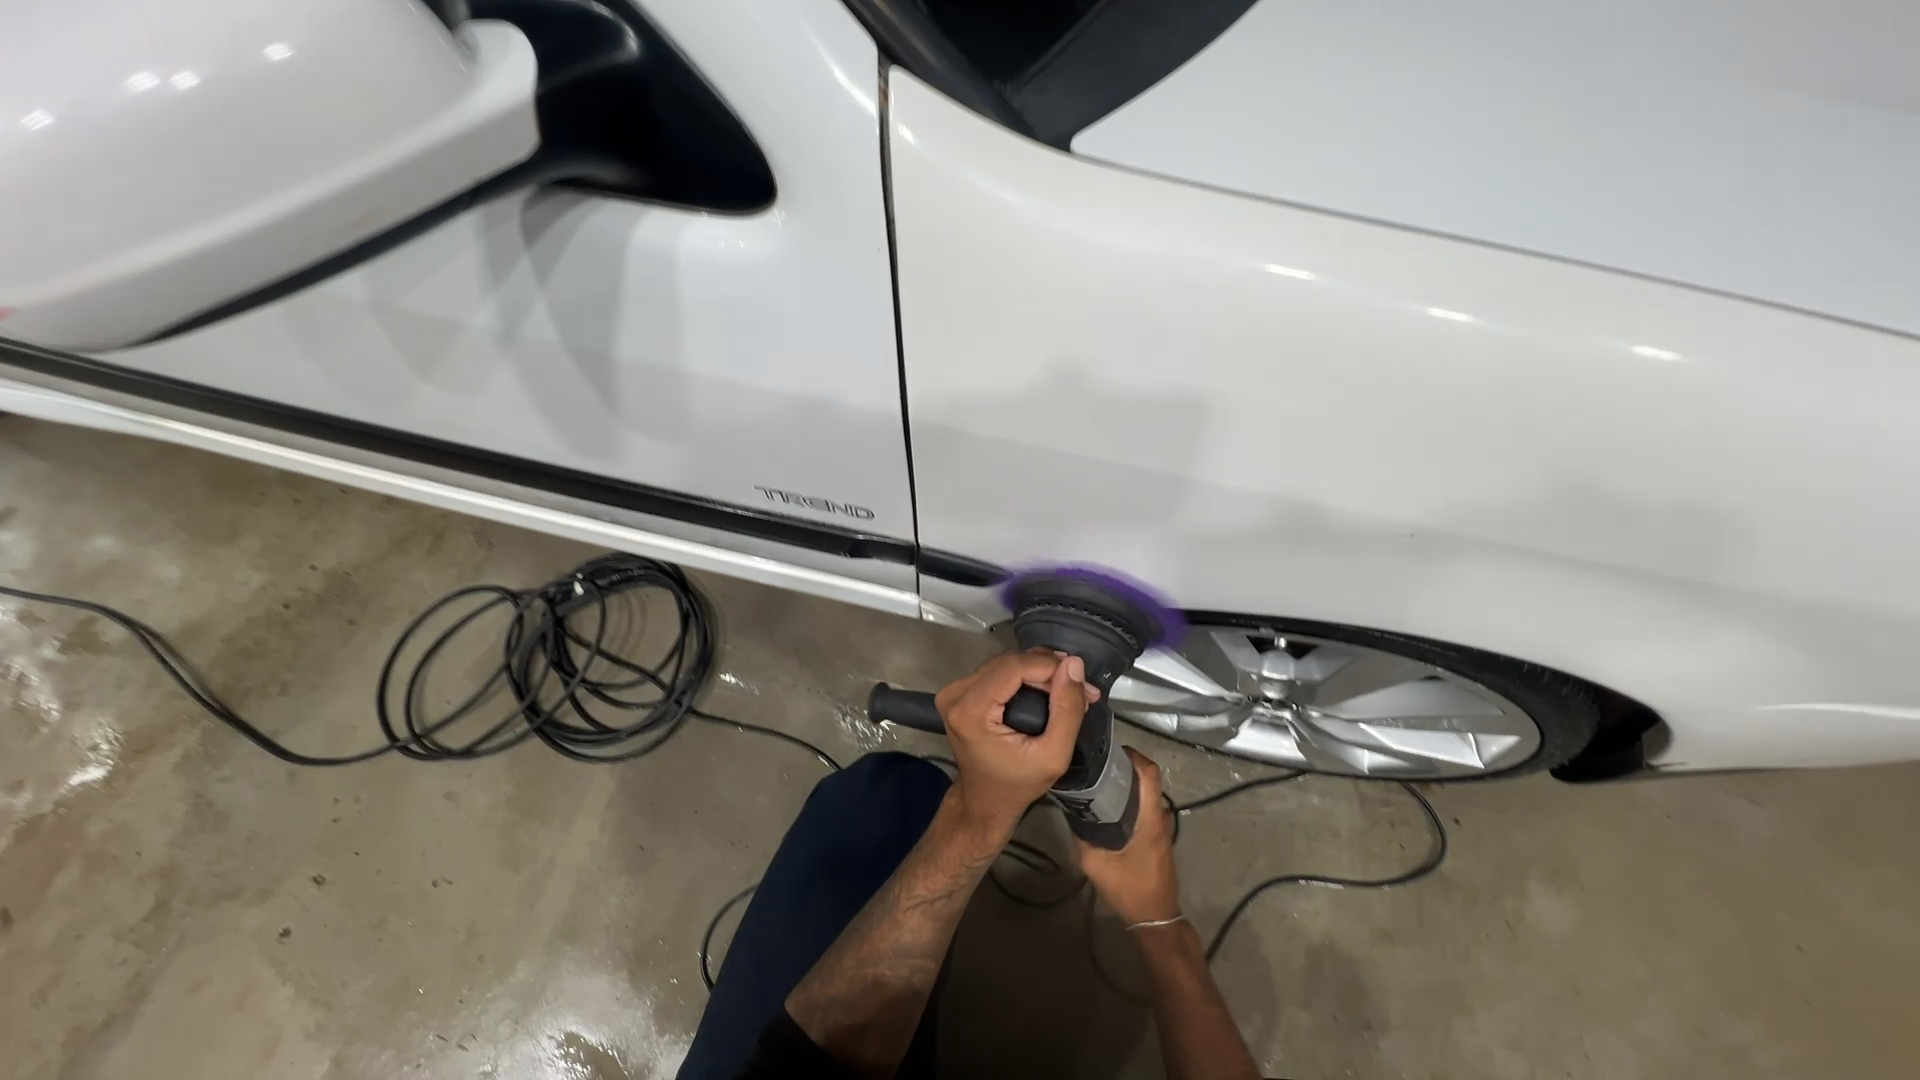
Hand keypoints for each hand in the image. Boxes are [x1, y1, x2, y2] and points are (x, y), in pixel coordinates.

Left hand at [934, 649, 1093, 836]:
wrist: (986, 801)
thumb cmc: (1017, 785)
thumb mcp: (1054, 755)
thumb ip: (1067, 710)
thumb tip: (1073, 664)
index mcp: (971, 711)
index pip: (1015, 666)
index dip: (1051, 666)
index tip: (1081, 682)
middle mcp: (956, 694)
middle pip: (1010, 662)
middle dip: (1049, 670)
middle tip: (1082, 690)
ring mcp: (954, 691)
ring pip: (1006, 663)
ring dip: (1040, 672)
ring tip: (1068, 691)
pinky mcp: (960, 691)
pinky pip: (999, 671)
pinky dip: (1026, 677)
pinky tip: (1048, 691)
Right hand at [1077, 748, 1180, 924]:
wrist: (1154, 917)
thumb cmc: (1128, 889)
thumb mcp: (1095, 864)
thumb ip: (1082, 835)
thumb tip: (1070, 810)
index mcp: (1150, 819)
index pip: (1150, 774)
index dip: (1134, 756)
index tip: (1112, 751)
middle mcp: (1160, 817)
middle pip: (1148, 779)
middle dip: (1126, 766)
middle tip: (1098, 764)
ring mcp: (1162, 827)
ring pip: (1147, 794)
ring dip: (1128, 784)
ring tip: (1100, 782)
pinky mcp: (1158, 836)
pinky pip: (1146, 807)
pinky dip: (1131, 799)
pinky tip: (1110, 807)